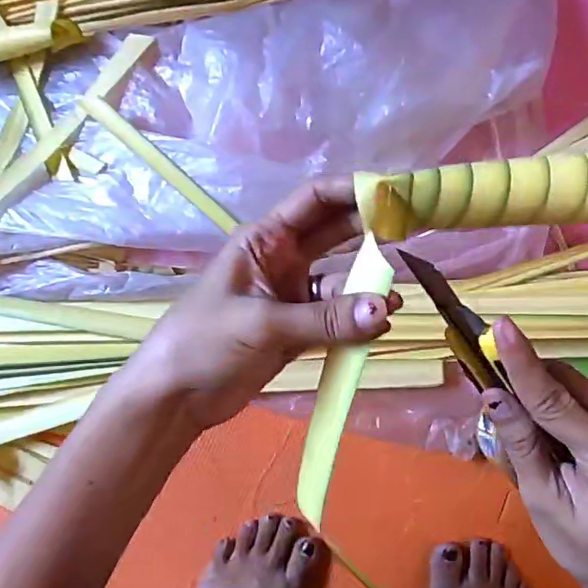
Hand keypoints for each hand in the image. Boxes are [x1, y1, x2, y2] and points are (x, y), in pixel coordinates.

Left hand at [122, 179, 400, 430]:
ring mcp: (291, 295)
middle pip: (336, 234)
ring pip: (341, 281)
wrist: (175, 395)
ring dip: (366, 286)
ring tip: (392, 300)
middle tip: (413, 231)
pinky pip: (336, 317)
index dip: (354, 191)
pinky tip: (378, 326)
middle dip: (371, 231)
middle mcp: (283, 259)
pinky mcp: (297, 328)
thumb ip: (325, 319)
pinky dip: (357, 321)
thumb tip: (386, 310)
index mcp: (264, 240)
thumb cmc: (204, 341)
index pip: (315, 200)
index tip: (395, 194)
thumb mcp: (262, 323)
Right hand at [481, 317, 587, 587]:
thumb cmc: (587, 551)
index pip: (557, 403)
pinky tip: (550, 433)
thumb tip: (493, 396)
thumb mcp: (543, 502)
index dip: (524, 364)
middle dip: (527, 378)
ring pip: (580, 389)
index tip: (502, 327)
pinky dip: (562, 406)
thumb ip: (522, 445)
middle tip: (490, 381)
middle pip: (570, 386)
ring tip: (522, 423)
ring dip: (543, 394)